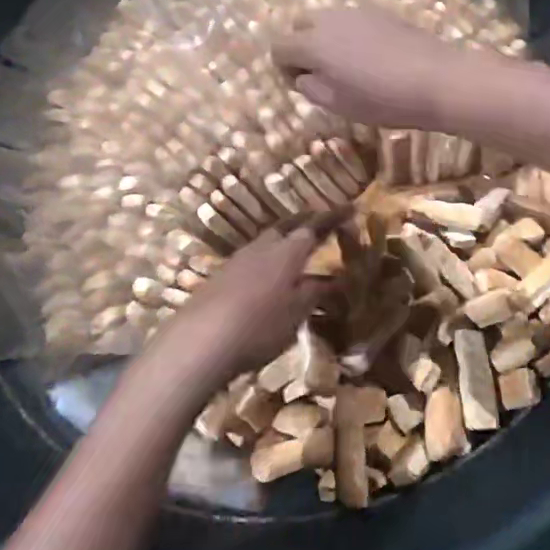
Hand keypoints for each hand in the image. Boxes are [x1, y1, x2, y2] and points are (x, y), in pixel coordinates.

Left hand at [146, 219, 338, 390]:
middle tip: (322, 222)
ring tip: (297, 249)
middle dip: (306, 222)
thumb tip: (335, 279)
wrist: (198, 342)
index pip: (315, 226)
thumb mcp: (298, 312)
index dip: (334, 217)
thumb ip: (317, 292)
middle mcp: (262, 248)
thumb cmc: (260, 325)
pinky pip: (252, 259)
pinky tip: (268, 276)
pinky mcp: (220, 278)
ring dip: (284, 240)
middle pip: (287, 226)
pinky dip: (268, 260)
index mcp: (287, 251)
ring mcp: (237, 261)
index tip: (351, 207)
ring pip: (267, 241)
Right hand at [272, 8, 496, 128]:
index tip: (301, 85)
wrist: (438, 79)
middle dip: (303, 46)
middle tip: (322, 73)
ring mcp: (358, 11)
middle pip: (301, 25)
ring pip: (329, 20)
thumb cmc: (383, 99)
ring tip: (350, 66)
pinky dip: (352, 35)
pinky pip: (354, 20)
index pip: (279, 47)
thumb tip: (303, 76)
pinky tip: (374, 58)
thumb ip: (312, 88)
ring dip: (328, 38)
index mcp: (312, 43)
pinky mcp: (384, 13)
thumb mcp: (340, 104)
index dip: (284, 68)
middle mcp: (330, 19)